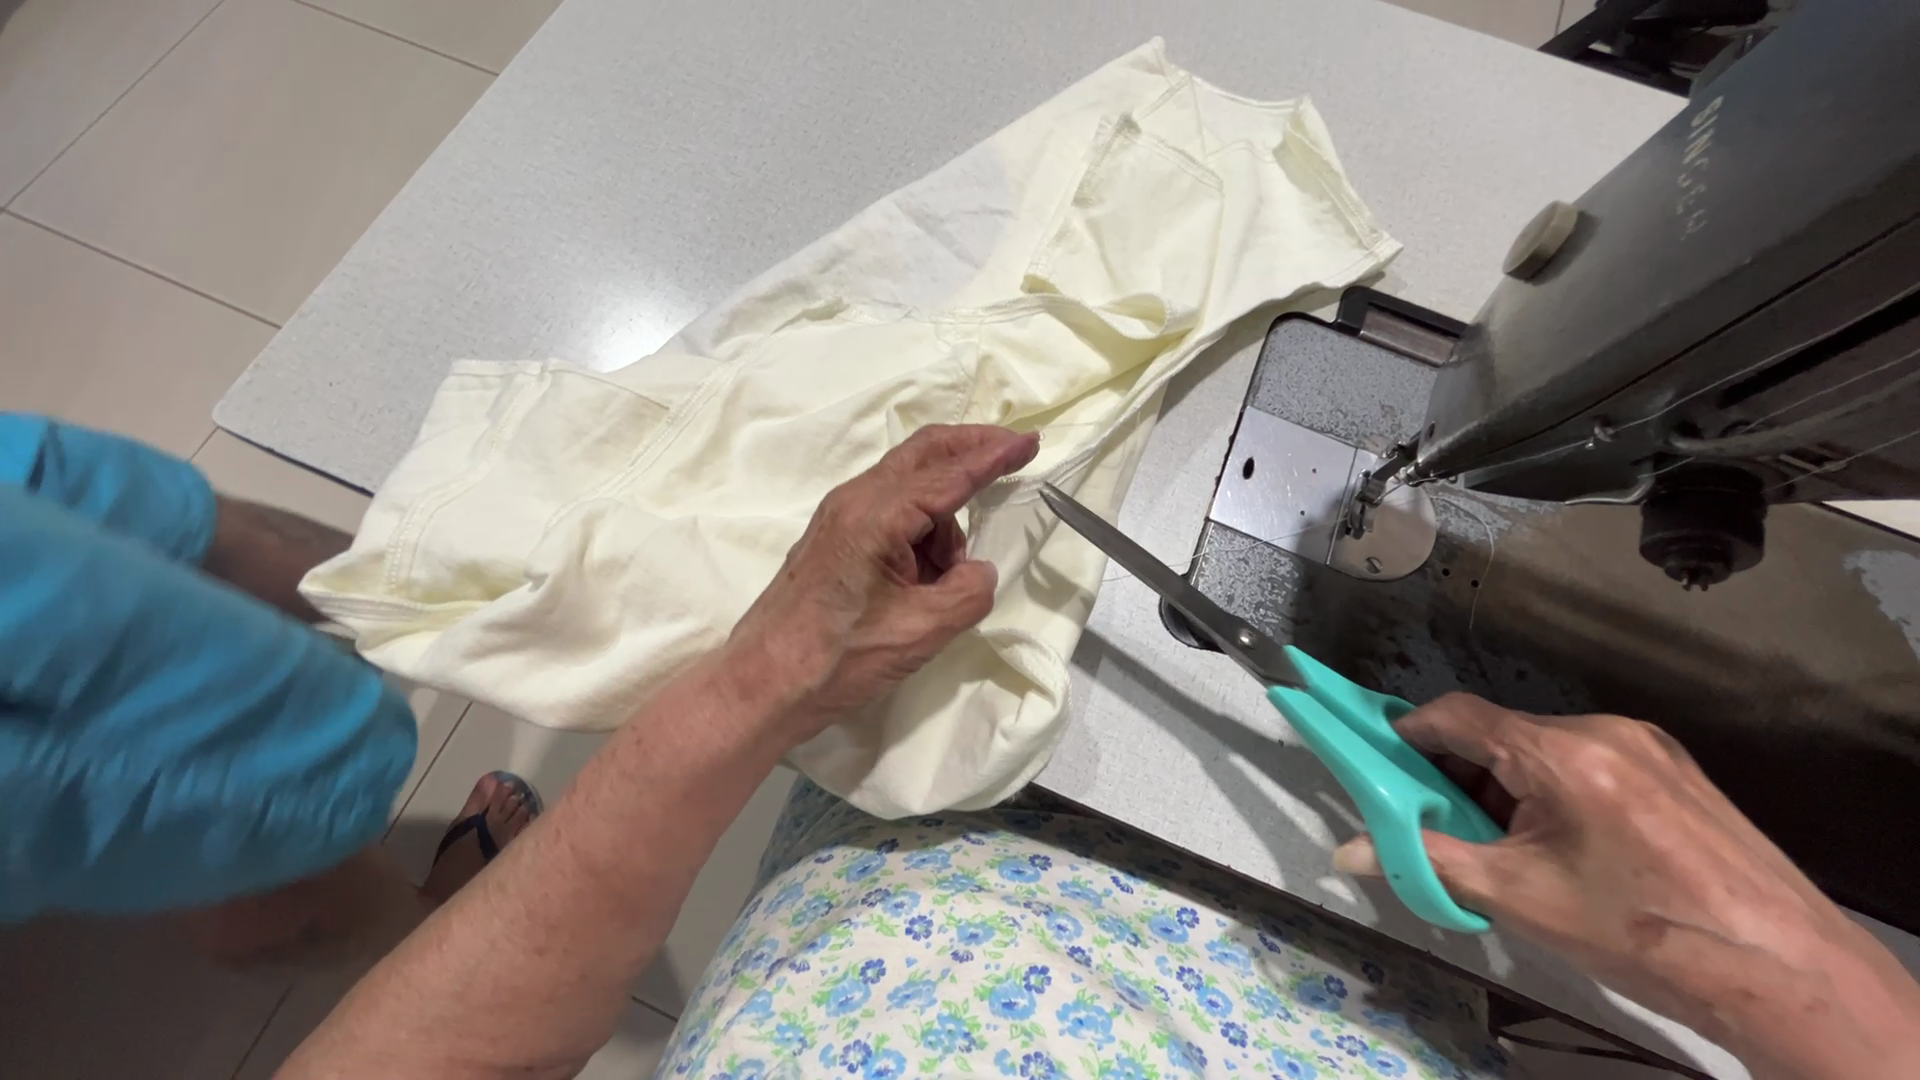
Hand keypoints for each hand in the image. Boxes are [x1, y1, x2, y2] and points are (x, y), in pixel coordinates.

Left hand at [727, 424, 1039, 738]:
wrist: (765, 683)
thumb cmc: (840, 658)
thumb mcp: (922, 631)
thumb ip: (969, 591)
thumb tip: (975, 569)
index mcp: (876, 516)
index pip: (948, 475)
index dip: (993, 456)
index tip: (1030, 441)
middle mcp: (855, 501)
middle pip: (923, 453)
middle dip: (970, 448)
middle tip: (1012, 451)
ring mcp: (840, 516)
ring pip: (910, 489)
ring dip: (943, 519)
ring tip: (945, 582)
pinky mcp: (836, 537)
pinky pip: (892, 513)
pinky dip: (920, 532)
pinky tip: (922, 582)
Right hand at [1334, 693, 1919, 1077]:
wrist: (1791, 979)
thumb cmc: (1638, 932)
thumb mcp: (1517, 897)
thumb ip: (1425, 860)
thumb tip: (1344, 854)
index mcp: (1561, 754)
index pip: (1458, 714)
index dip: (1409, 730)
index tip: (1381, 760)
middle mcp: (1602, 731)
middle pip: (1499, 730)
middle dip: (1456, 766)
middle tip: (1436, 814)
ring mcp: (1645, 747)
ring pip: (1540, 745)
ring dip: (1503, 779)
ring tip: (1497, 834)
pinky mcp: (1673, 769)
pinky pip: (1583, 758)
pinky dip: (1547, 785)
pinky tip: (1555, 836)